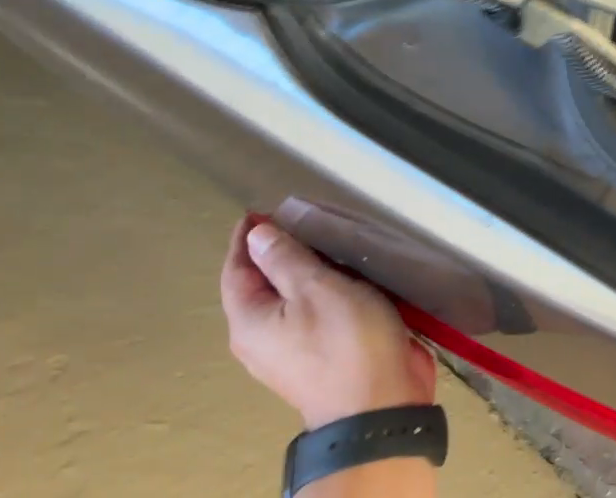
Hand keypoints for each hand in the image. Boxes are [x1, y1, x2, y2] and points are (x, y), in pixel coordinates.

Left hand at [220, 215, 437, 429]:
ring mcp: (293, 349)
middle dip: (278, 252)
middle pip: (262, 285)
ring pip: (292, 298)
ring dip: (308, 270)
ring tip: (333, 242)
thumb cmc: (346, 342)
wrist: (378, 405)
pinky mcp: (324, 353)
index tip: (260, 210)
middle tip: (306, 219)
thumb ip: (287, 260)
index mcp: (250, 321)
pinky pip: (316, 312)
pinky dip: (328, 289)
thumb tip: (258, 237)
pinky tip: (352, 277)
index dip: (246, 239)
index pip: (237, 270)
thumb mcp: (318, 290)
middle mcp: (262, 337)